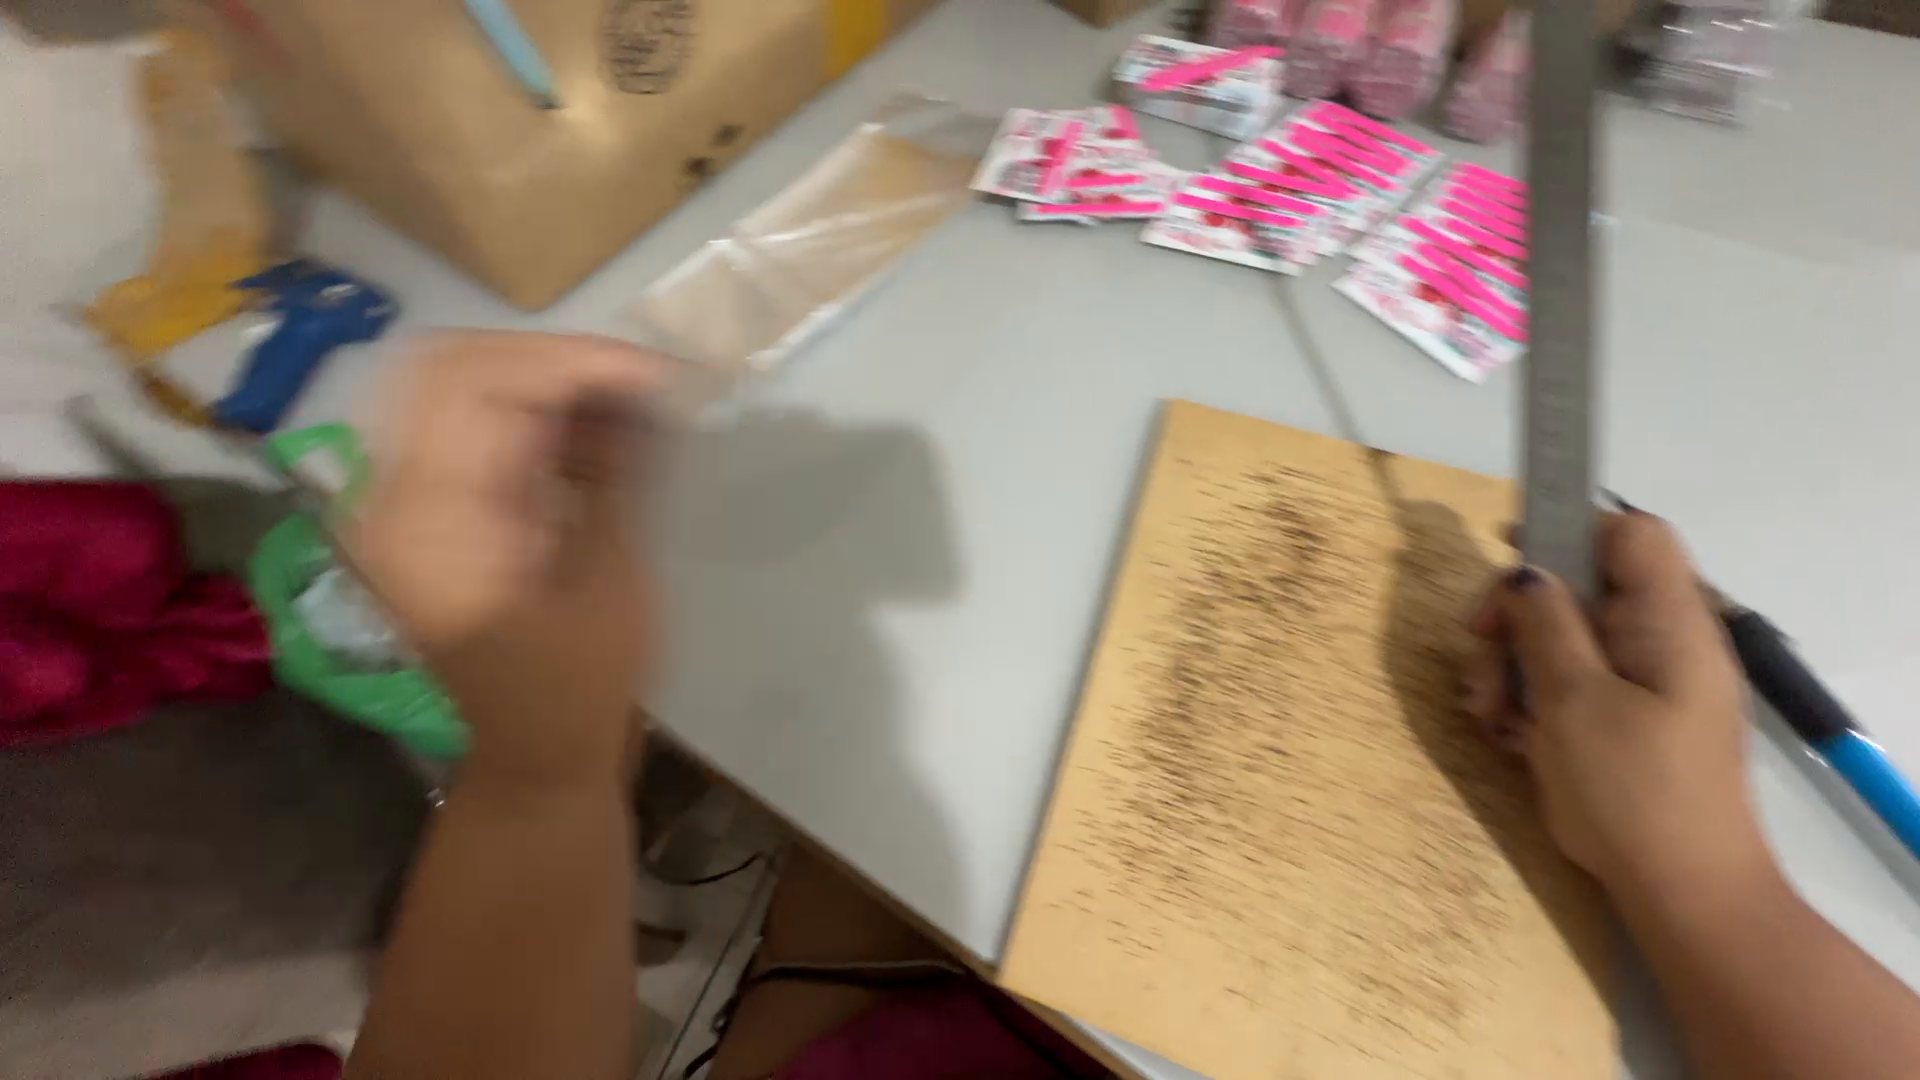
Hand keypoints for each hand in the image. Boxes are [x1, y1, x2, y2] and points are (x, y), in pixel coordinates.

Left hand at [349, 331, 676, 788]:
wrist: (533, 752)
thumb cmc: (583, 685)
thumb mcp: (613, 580)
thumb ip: (615, 475)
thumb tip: (643, 392)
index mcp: (436, 523)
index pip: (480, 386)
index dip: (573, 361)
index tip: (656, 372)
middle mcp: (390, 498)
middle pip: (448, 366)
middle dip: (551, 357)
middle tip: (636, 377)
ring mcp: (397, 503)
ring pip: (452, 387)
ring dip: (540, 379)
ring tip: (623, 394)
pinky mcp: (422, 512)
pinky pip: (463, 428)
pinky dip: (527, 412)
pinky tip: (590, 425)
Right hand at [1461, 513, 1771, 896]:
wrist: (1675, 888)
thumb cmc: (1629, 787)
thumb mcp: (1574, 699)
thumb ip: (1548, 625)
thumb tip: (1525, 569)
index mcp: (1666, 626)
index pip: (1632, 536)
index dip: (1570, 526)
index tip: (1507, 550)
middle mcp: (1653, 641)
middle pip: (1571, 587)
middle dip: (1513, 614)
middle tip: (1475, 647)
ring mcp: (1630, 679)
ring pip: (1550, 636)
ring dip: (1504, 665)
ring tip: (1485, 713)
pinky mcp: (1608, 712)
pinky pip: (1553, 678)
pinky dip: (1518, 696)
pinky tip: (1502, 731)